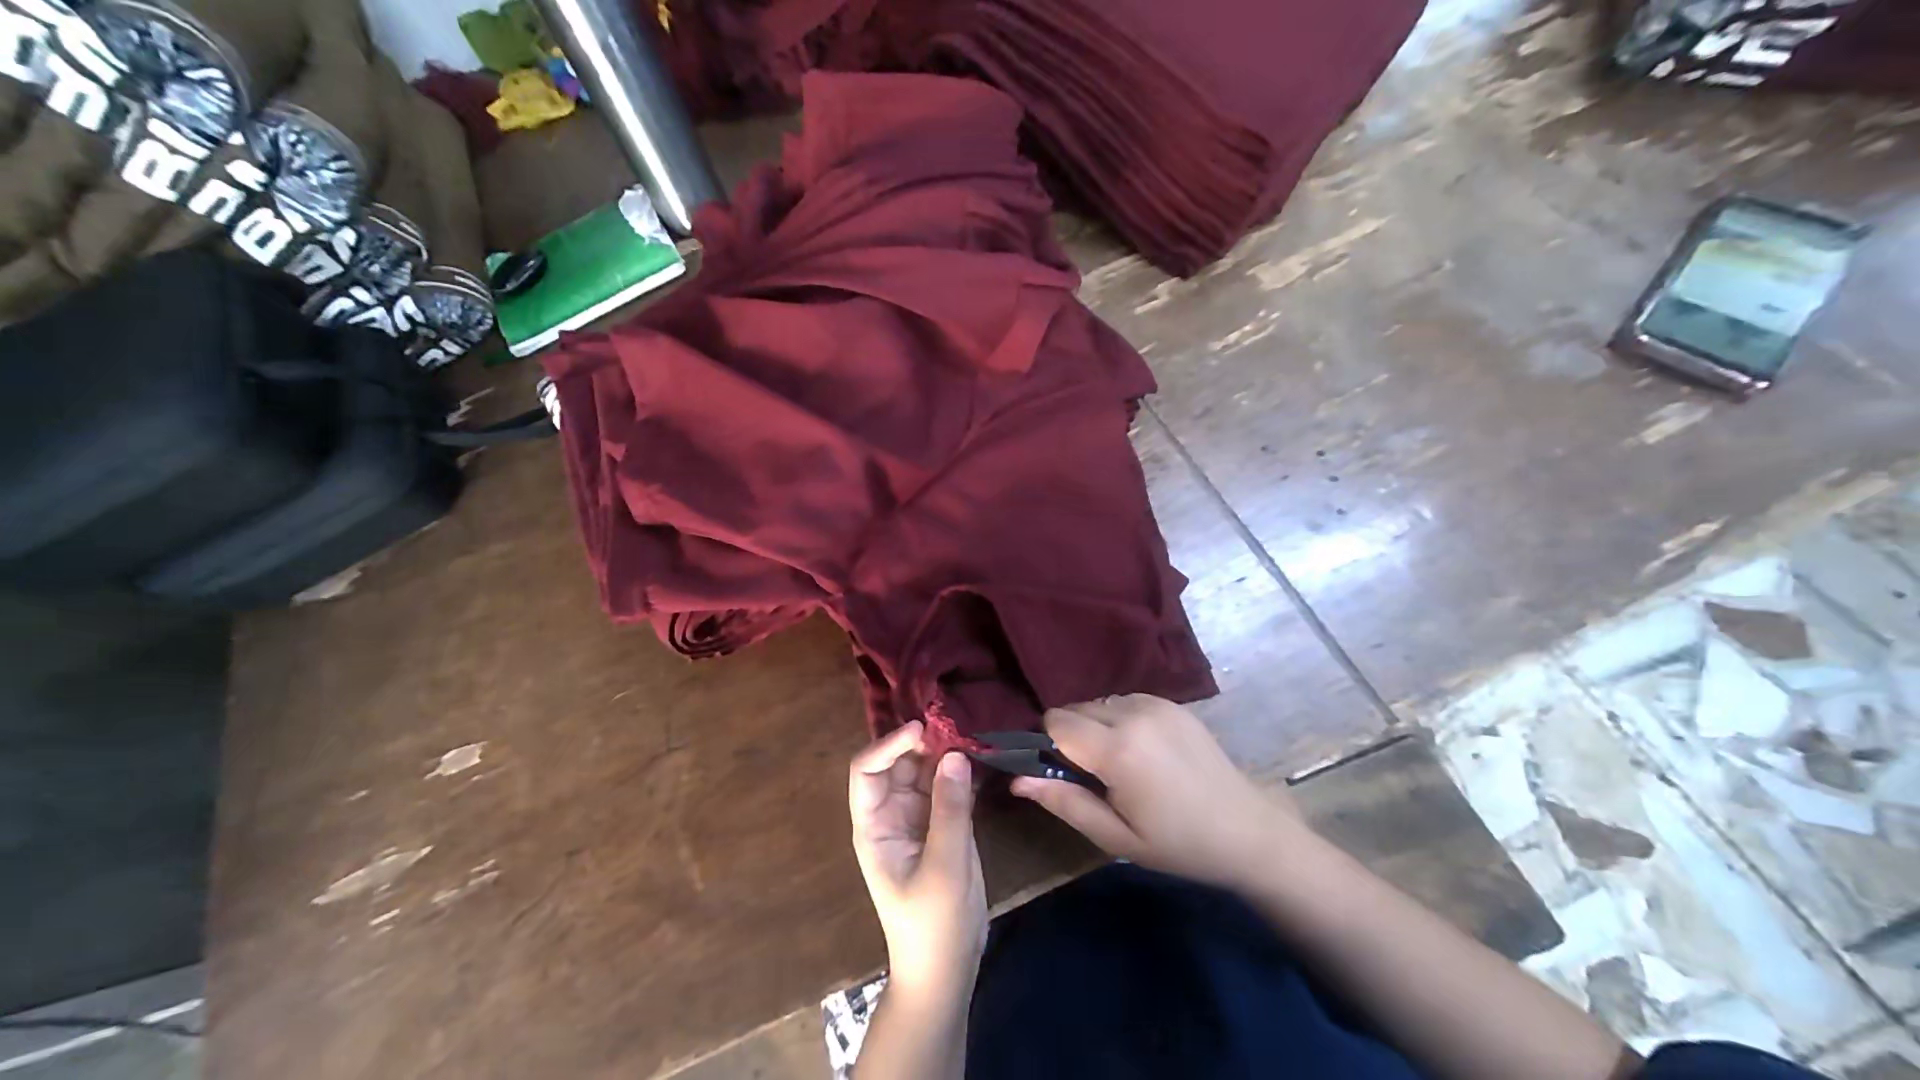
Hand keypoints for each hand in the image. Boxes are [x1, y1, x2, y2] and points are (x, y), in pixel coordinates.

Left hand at [849, 721, 987, 998]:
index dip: (888, 744)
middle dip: (921, 742)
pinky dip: (960, 772)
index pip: (866, 771)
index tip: (922, 728)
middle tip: (957, 726)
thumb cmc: (933, 924)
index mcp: (874, 825)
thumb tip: (956, 754)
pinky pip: (947, 788)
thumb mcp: (944, 868)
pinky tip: (981, 757)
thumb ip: (950, 810)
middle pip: (897, 764)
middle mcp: (891, 814)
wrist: (947, 968)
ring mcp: (917, 819)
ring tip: (972, 733)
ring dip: (944, 752)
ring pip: (924, 771)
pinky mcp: (942, 826)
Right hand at [1010, 694, 1308, 891]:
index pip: (1055, 722)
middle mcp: (1134, 713)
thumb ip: (1064, 803)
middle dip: (1071, 737)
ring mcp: (1156, 704)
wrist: (1247, 831)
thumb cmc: (1178, 844)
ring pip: (1098, 703)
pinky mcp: (1172, 703)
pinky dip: (1119, 720)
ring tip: (1121, 765)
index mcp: (1118, 749)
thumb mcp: (1116, 837)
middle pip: (1074, 708)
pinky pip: (1124, 701)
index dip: (1048, 746)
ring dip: (1095, 727)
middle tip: (1095, 776)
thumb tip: (1015, 780)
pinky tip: (1142, 752)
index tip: (1063, 775)